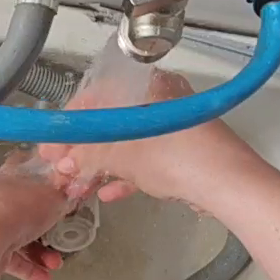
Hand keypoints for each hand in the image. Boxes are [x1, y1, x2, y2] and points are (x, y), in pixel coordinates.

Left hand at [0, 152, 74, 279]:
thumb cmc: (20, 208)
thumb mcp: (55, 195)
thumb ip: (65, 194)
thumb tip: (71, 189)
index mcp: (13, 175)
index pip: (30, 170)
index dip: (47, 177)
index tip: (61, 188)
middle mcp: (0, 198)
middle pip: (28, 209)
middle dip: (49, 227)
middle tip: (62, 234)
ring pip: (21, 237)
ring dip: (41, 253)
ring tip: (54, 264)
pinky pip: (13, 258)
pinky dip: (29, 269)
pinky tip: (44, 278)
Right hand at [38, 69, 265, 207]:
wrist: (229, 183)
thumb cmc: (175, 156)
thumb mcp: (120, 155)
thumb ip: (87, 156)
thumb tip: (65, 163)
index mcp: (146, 86)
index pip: (95, 98)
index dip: (69, 125)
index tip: (51, 148)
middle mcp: (161, 100)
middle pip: (111, 122)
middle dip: (84, 149)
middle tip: (62, 168)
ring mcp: (174, 127)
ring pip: (128, 143)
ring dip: (102, 164)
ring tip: (80, 184)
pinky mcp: (185, 152)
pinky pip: (147, 159)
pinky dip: (127, 173)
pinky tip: (109, 193)